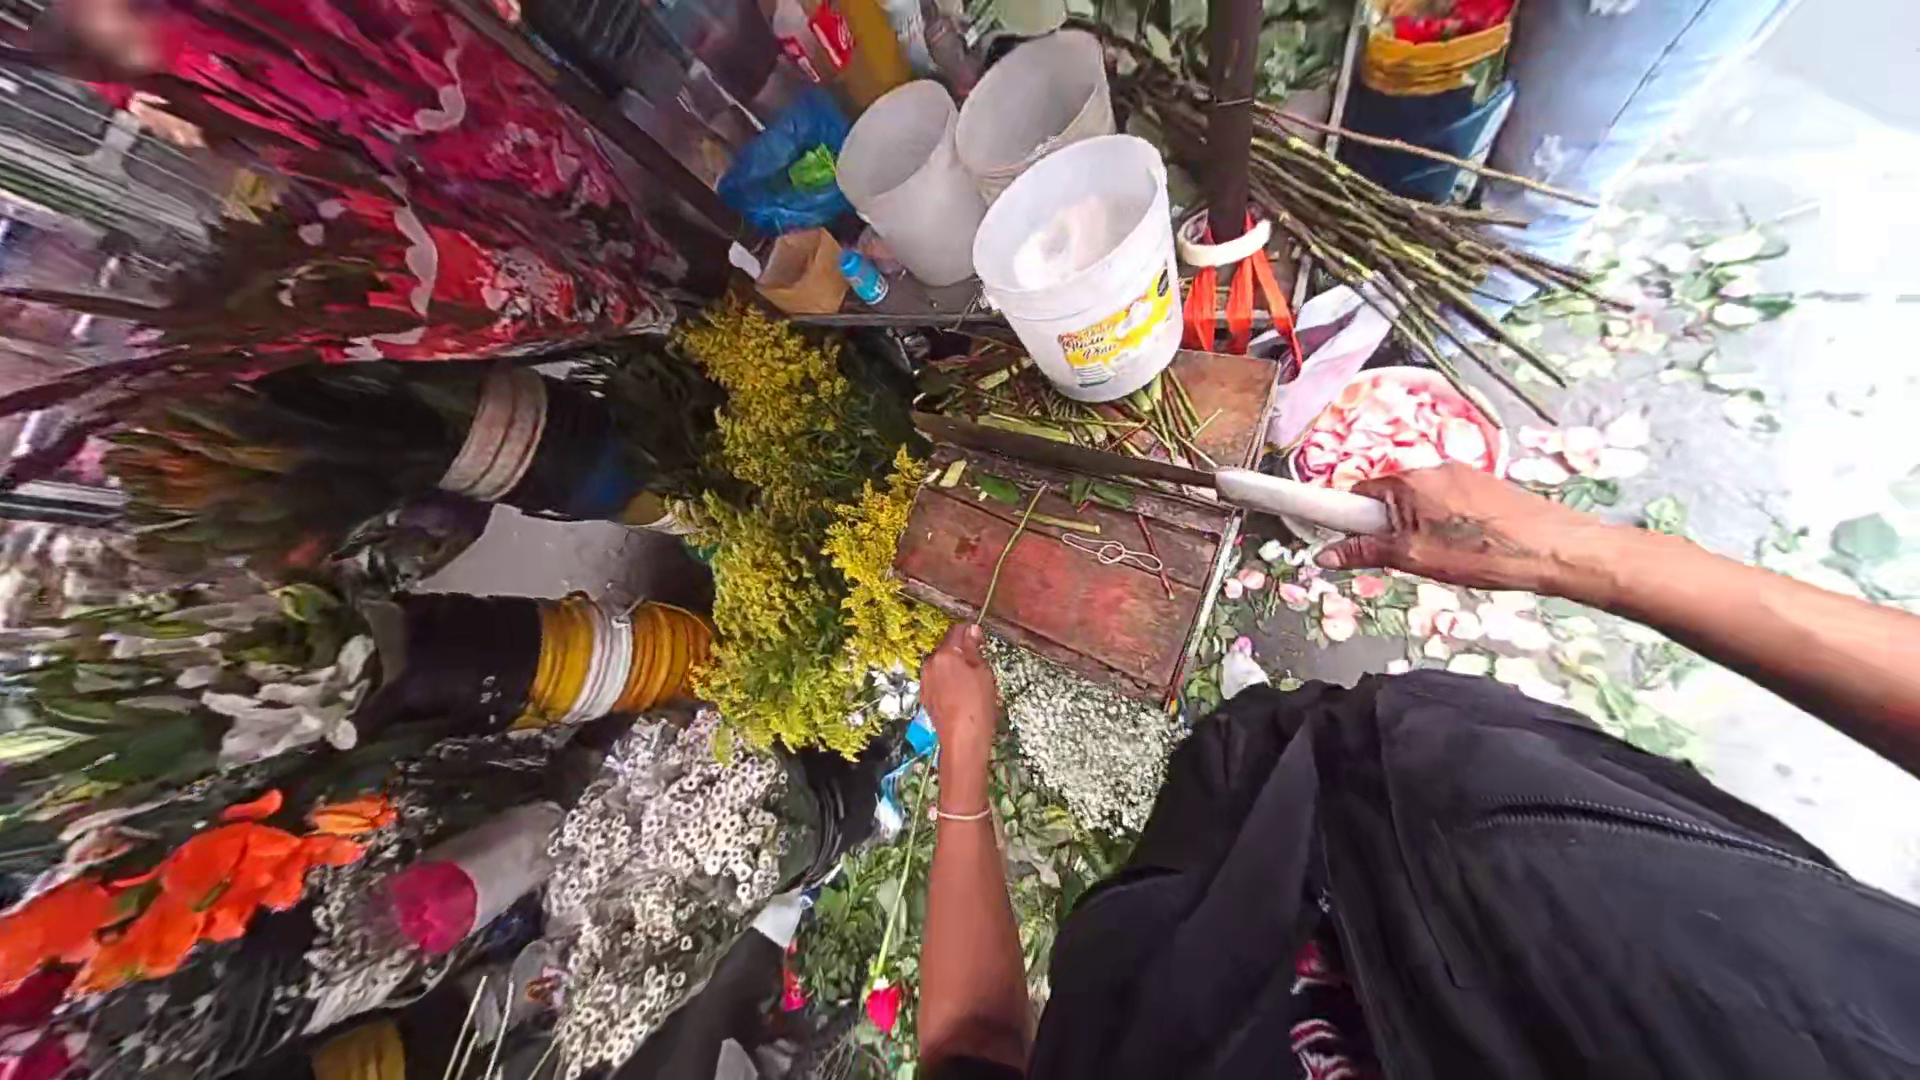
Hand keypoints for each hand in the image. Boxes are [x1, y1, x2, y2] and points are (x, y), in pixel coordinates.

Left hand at [920, 623, 998, 768]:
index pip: (957, 631)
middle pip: (947, 649)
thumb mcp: (982, 672)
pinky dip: (947, 682)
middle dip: (961, 653)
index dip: (970, 632)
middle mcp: (929, 664)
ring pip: (942, 665)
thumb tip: (971, 629)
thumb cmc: (977, 703)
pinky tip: (960, 695)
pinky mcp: (925, 696)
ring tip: (971, 684)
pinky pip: (938, 680)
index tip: (981, 641)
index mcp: (944, 654)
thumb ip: (973, 648)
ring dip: (954, 668)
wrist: (963, 738)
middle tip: (979, 667)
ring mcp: (925, 681)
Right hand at [1316, 464, 1615, 594]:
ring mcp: (1462, 474)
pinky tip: (1464, 545)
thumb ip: (1363, 552)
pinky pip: (1446, 500)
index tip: (1351, 538)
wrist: (1563, 550)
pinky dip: (1443, 520)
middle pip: (1388, 496)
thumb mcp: (1412, 557)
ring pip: (1419, 500)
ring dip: (1416, 523)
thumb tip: (1323, 556)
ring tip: (1439, 554)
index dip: (1350, 518)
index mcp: (1407, 482)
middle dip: (1386, 523)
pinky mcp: (1486, 484)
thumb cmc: (1482, 553)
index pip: (1357, 493)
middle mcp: (1431, 469)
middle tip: (1402, 554)